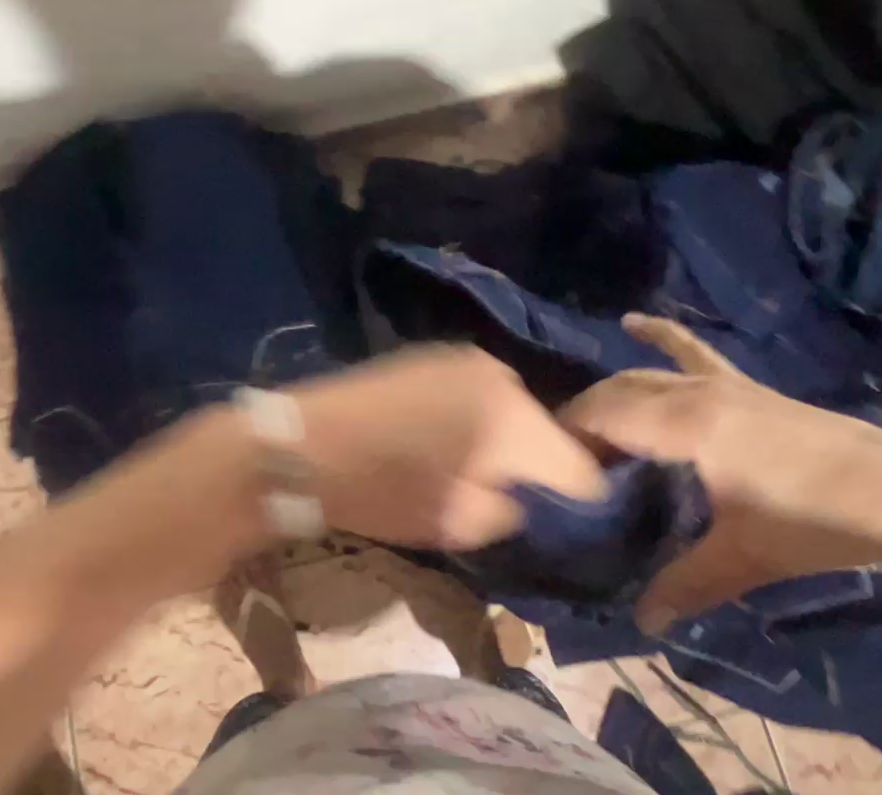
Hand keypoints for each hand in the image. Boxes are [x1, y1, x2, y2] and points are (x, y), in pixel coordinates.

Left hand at [285, 345, 609, 549]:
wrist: (300, 445)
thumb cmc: (379, 490)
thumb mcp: (455, 523)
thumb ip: (507, 510)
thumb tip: (520, 497)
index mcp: (513, 416)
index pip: (577, 465)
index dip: (581, 500)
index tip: (572, 524)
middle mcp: (497, 375)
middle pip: (545, 430)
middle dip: (539, 465)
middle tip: (519, 500)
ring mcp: (462, 359)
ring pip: (511, 408)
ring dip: (507, 439)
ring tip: (482, 471)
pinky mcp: (431, 356)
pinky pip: (477, 392)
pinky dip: (477, 417)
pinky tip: (452, 441)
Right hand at [560, 315, 881, 633]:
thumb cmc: (816, 525)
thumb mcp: (743, 558)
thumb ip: (684, 584)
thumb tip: (640, 624)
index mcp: (683, 425)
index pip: (601, 415)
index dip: (567, 435)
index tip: (550, 470)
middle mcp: (693, 393)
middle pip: (614, 391)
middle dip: (582, 419)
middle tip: (567, 462)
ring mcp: (722, 384)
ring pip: (643, 375)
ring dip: (610, 394)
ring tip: (589, 427)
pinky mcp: (746, 387)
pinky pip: (690, 352)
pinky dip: (660, 336)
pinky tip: (633, 322)